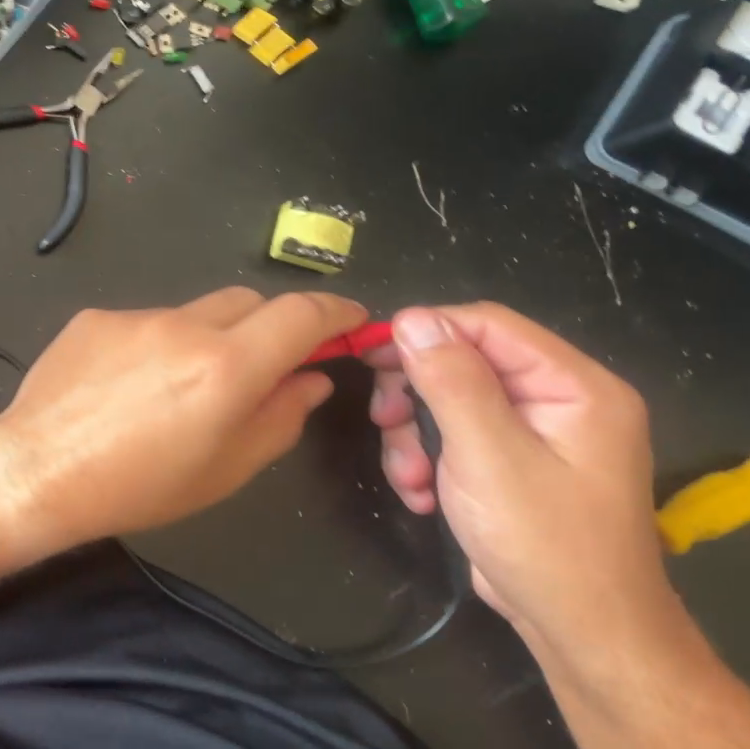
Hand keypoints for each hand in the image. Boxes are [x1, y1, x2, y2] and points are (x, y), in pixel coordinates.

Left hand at [0, 287, 365, 552]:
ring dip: (204, 339)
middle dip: (268, 327)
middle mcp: (180, 326)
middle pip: (247, 302)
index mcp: (225, 365)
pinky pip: (142, 322)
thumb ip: (281, 416)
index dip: (337, 311)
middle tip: (260, 369)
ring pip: (191, 313)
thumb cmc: (139, 485)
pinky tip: (126, 386)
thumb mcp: (228, 468)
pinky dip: (153, 344)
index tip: (351, 321)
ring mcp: (130, 317)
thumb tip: (309, 378)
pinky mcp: (92, 318)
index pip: (301, 312)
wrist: (39, 467)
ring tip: (175, 392)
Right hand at [368, 304, 674, 651]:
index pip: (486, 325)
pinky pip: (446, 432)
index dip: (424, 331)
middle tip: (385, 423)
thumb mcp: (487, 455)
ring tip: (408, 476)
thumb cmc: (542, 539)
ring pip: (441, 398)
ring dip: (410, 434)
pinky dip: (422, 457)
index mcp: (574, 388)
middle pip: (457, 360)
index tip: (369, 357)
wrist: (577, 627)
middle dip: (412, 395)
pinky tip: (421, 491)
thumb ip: (451, 381)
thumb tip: (411, 319)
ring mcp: (531, 431)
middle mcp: (557, 400)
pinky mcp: (506, 458)